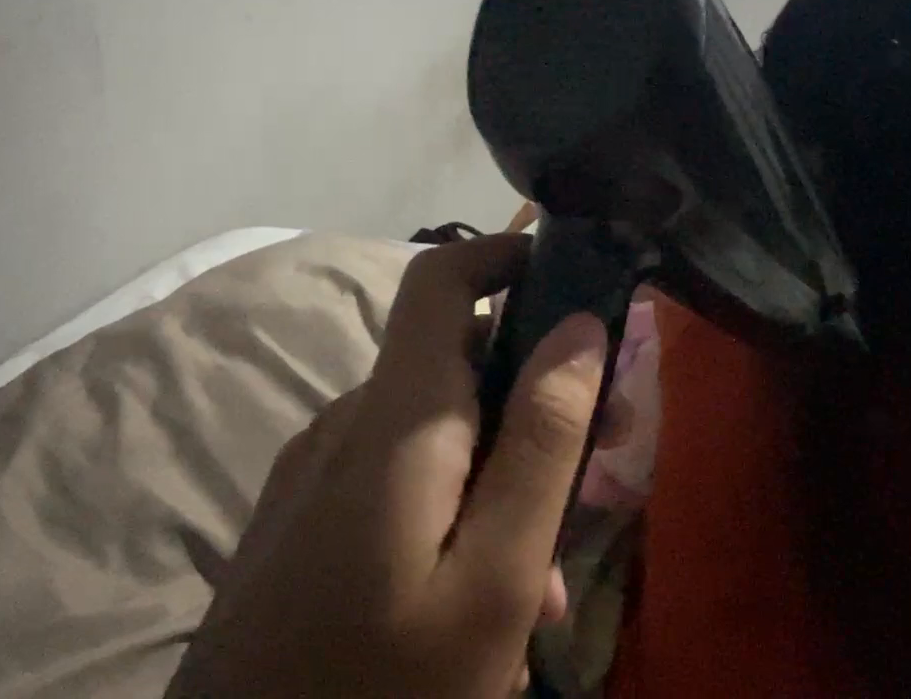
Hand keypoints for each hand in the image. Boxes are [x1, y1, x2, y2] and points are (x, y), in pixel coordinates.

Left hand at [166, 235, 608, 698]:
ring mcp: (315, 476)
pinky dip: (456, 506)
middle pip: (456, 365)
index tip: (575, 277)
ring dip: (504, 471)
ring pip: (436, 433)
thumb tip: (580, 326)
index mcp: (394, 421)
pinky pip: (398, 480)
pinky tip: (476, 594)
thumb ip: (542, 443)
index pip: (440, 280)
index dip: (505, 255)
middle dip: (540, 397)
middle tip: (608, 459)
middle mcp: (346, 426)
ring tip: (545, 576)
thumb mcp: (495, 577)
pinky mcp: (302, 523)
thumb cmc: (385, 684)